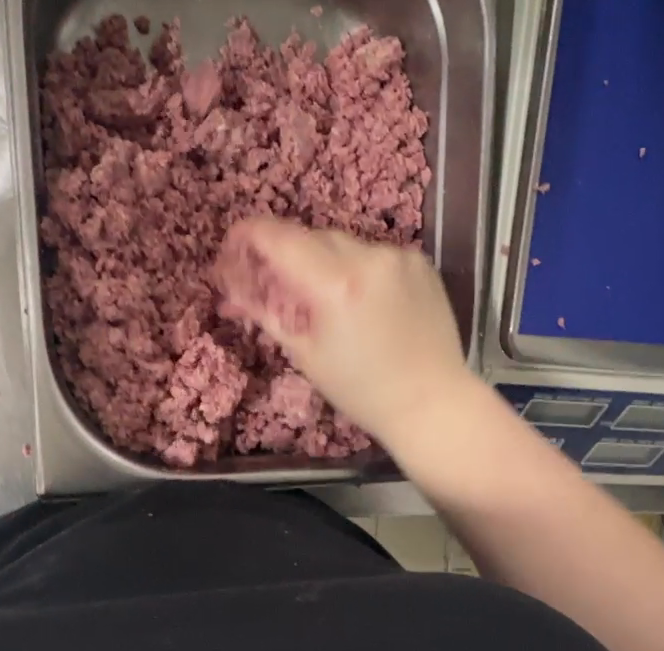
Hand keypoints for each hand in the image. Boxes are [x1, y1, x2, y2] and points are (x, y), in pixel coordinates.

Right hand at [214, 218, 475, 442]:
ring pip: (343, 244)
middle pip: (310, 238)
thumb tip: (232, 289)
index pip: (279, 238)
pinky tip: (361, 304)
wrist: (431, 401)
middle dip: (286, 256)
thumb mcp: (305, 354)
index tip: (232, 247)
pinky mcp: (420, 262)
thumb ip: (267, 311)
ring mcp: (398, 256)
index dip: (248, 236)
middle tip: (272, 284)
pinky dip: (357, 271)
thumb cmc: (361, 390)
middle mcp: (368, 257)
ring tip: (323, 303)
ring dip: (322, 264)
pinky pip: (374, 255)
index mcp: (335, 284)